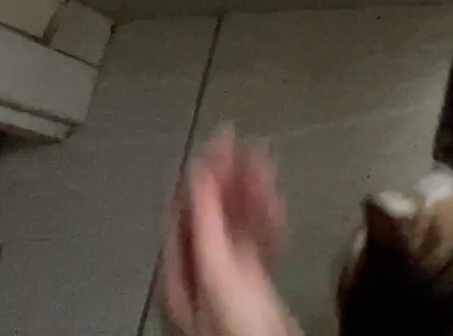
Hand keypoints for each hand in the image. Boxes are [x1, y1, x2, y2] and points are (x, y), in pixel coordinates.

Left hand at [157, 129, 296, 335]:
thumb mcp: (217, 270)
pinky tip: (274, 200)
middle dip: (227, 170)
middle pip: (209, 206)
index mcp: (178, 263)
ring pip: (234, 216)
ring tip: (264, 157)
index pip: (183, 202)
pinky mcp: (249, 278)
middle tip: (241, 138)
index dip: (200, 166)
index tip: (220, 134)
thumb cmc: (234, 327)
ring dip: (249, 185)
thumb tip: (198, 171)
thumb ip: (206, 219)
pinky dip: (264, 213)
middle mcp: (196, 265)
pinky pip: (254, 234)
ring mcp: (223, 272)